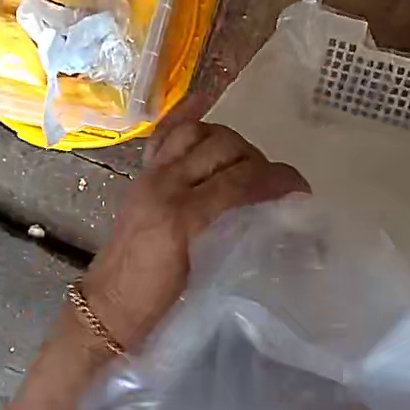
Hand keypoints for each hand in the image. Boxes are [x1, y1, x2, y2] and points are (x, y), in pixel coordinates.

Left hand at [79, 98, 308, 352]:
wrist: (109, 309)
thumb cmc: (160, 305)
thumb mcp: (206, 278)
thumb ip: (237, 239)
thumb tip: (274, 218)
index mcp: (183, 218)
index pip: (241, 181)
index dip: (278, 179)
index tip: (300, 189)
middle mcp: (165, 186)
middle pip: (223, 149)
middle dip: (257, 160)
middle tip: (274, 182)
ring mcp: (150, 176)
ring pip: (196, 133)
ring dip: (228, 139)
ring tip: (245, 160)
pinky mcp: (141, 176)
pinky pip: (164, 135)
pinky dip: (186, 115)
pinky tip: (205, 100)